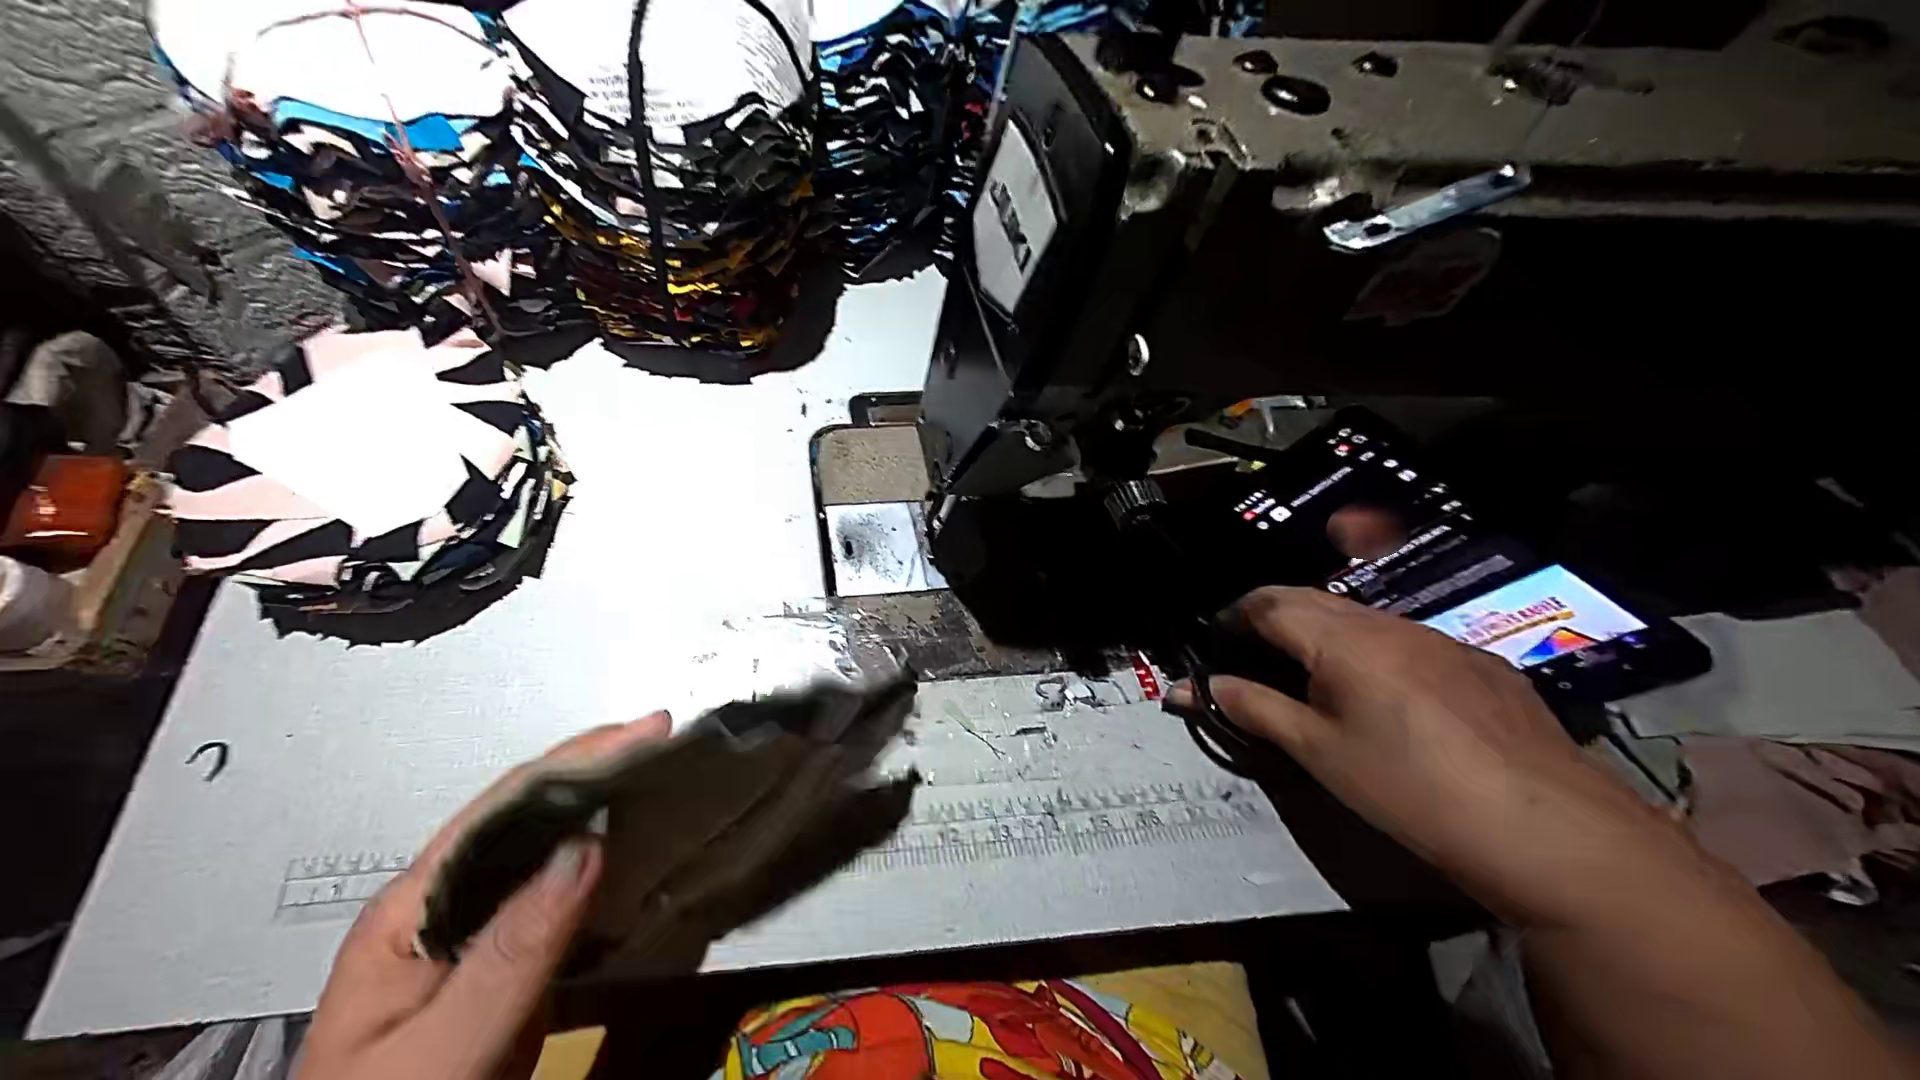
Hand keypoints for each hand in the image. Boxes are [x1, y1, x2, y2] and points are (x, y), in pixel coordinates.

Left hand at [294, 713, 670, 1079]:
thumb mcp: (442, 1046)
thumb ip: (512, 950)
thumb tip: (587, 845)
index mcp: (414, 905)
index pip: (505, 805)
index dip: (580, 757)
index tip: (649, 729)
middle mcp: (449, 900)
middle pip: (531, 812)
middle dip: (599, 767)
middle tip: (666, 741)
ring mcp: (483, 927)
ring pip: (553, 845)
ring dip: (608, 805)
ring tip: (663, 776)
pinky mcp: (513, 955)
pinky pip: (570, 889)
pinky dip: (611, 857)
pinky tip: (643, 846)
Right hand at [1171, 587, 1702, 925]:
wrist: (1552, 832)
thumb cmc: (1411, 789)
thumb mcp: (1318, 752)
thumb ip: (1252, 709)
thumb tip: (1192, 687)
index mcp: (1343, 639)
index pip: (1269, 603)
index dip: (1235, 615)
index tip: (1217, 638)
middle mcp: (1389, 623)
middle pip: (1313, 599)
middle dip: (1273, 615)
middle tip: (1252, 652)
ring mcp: (1440, 638)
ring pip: (1361, 617)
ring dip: (1324, 633)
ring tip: (1313, 678)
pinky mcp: (1479, 662)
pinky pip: (1407, 640)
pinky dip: (1373, 651)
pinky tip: (1387, 699)